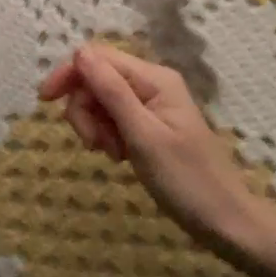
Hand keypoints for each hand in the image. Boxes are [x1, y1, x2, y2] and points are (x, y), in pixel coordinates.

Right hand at [39, 43, 258, 236]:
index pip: (98, 58)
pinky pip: (115, 117)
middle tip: (94, 145)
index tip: (46, 101)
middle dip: (85, 107)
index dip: (69, 74)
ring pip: (102, 99)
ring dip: (96, 124)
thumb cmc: (187, 180)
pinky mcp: (150, 125)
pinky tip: (118, 156)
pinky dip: (108, 134)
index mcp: (154, 78)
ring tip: (112, 155)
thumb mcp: (143, 136)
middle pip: (97, 78)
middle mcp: (152, 83)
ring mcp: (152, 104)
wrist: (229, 224)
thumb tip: (80, 51)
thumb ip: (111, 91)